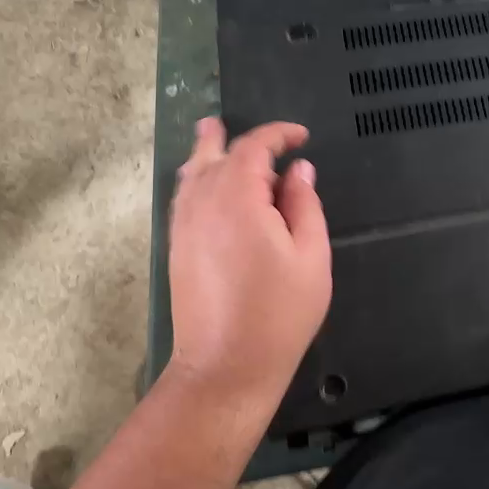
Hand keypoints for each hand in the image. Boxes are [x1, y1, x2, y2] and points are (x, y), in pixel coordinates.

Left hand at [165, 118, 330, 401]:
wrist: (226, 367)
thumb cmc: (278, 313)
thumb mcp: (311, 255)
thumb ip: (305, 205)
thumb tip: (299, 171)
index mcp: (238, 197)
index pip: (254, 148)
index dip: (278, 135)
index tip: (302, 138)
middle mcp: (203, 203)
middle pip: (210, 155)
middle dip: (222, 136)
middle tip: (223, 121)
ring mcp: (184, 227)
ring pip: (190, 177)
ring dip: (203, 156)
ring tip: (209, 139)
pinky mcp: (177, 250)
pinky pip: (183, 200)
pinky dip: (194, 183)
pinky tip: (203, 188)